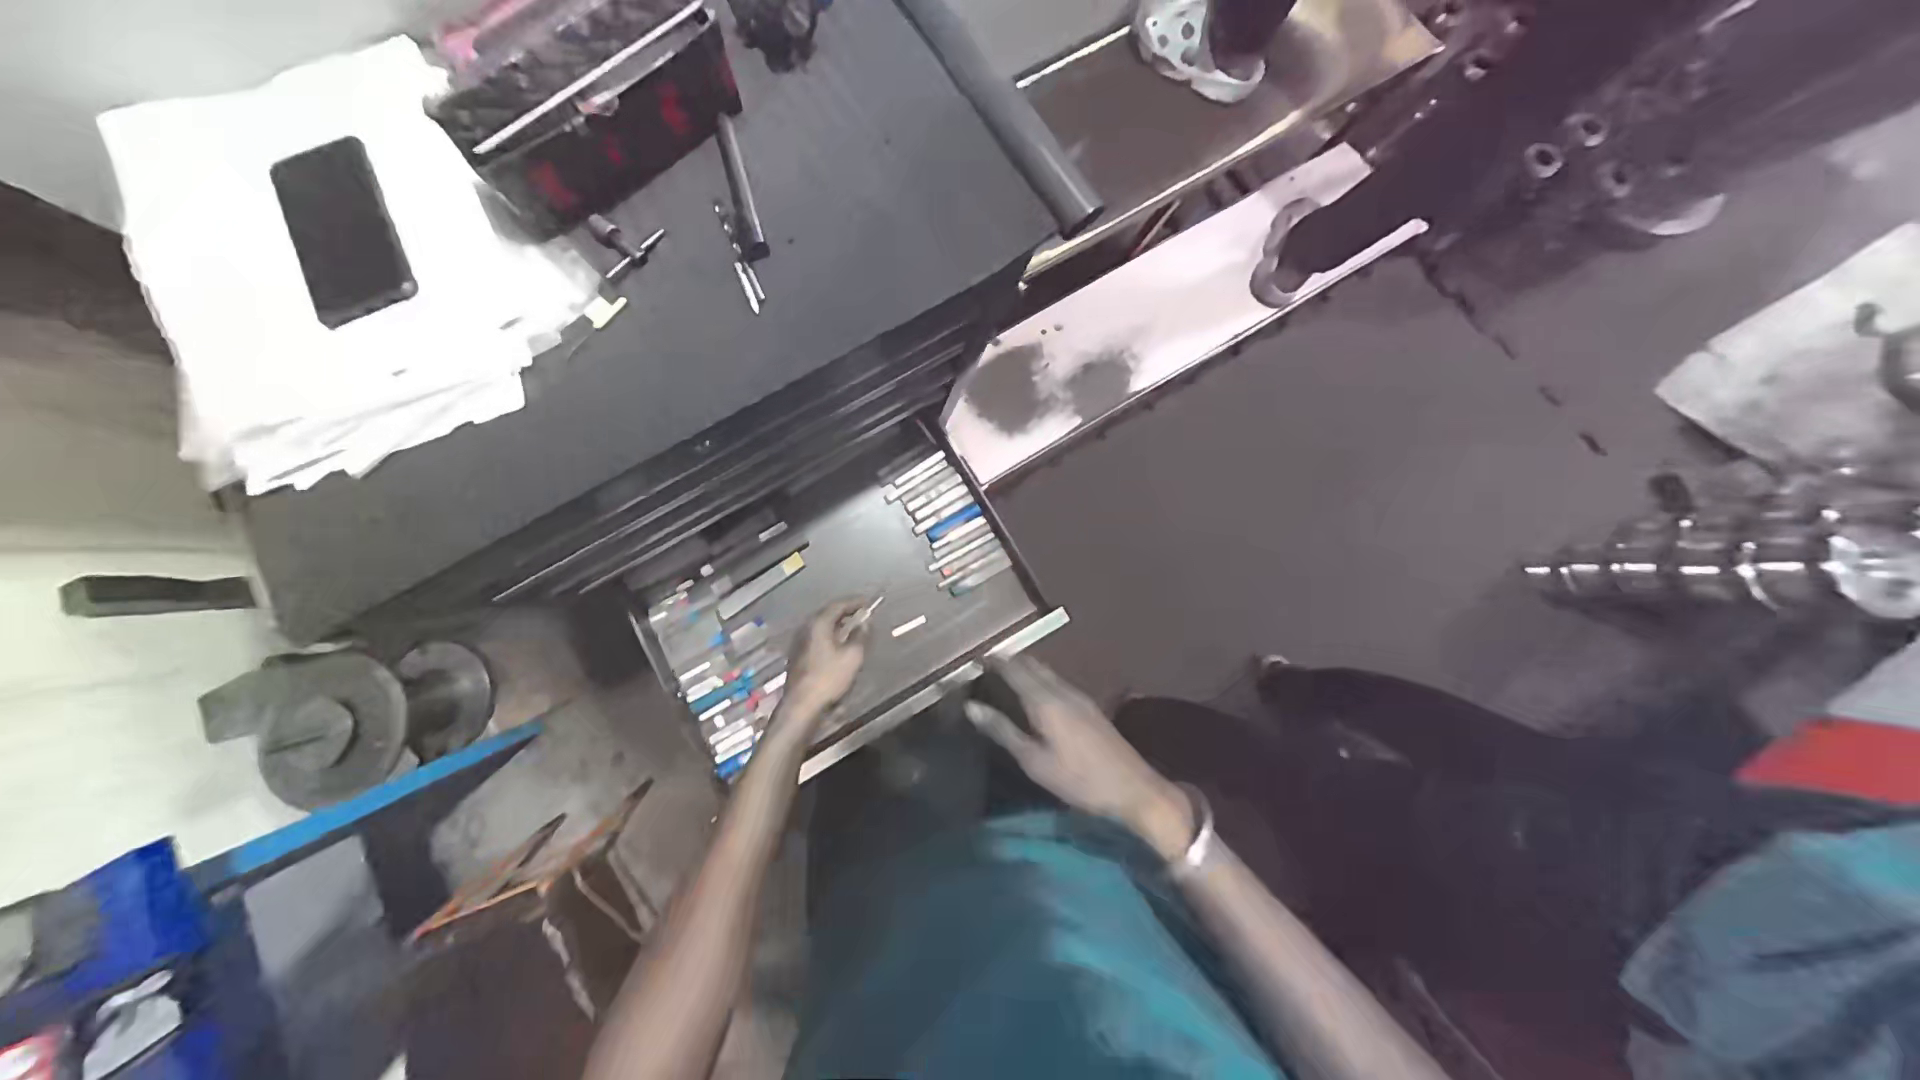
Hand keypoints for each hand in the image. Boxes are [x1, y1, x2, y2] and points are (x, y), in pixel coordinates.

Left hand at [775, 597, 872, 733]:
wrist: (802, 706)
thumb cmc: (829, 678)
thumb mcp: (853, 656)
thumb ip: (861, 636)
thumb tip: (865, 623)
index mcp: (818, 624)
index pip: (838, 605)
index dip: (854, 602)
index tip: (868, 602)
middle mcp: (806, 628)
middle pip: (827, 614)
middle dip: (845, 612)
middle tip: (862, 613)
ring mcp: (799, 642)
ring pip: (821, 626)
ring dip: (837, 624)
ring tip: (853, 627)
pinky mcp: (798, 655)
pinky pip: (817, 637)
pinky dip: (830, 635)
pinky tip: (839, 643)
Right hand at [964, 657, 1193, 860]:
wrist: (1133, 788)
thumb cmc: (1078, 779)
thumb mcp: (1034, 760)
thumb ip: (1003, 731)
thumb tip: (972, 706)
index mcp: (1045, 700)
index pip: (1015, 669)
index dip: (995, 661)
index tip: (976, 658)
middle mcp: (1062, 690)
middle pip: (1032, 665)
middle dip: (1010, 660)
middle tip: (988, 663)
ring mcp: (1079, 696)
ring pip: (1047, 671)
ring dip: (1026, 667)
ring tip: (1007, 672)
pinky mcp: (1090, 706)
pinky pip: (1057, 680)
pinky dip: (1040, 677)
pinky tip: (1037, 689)